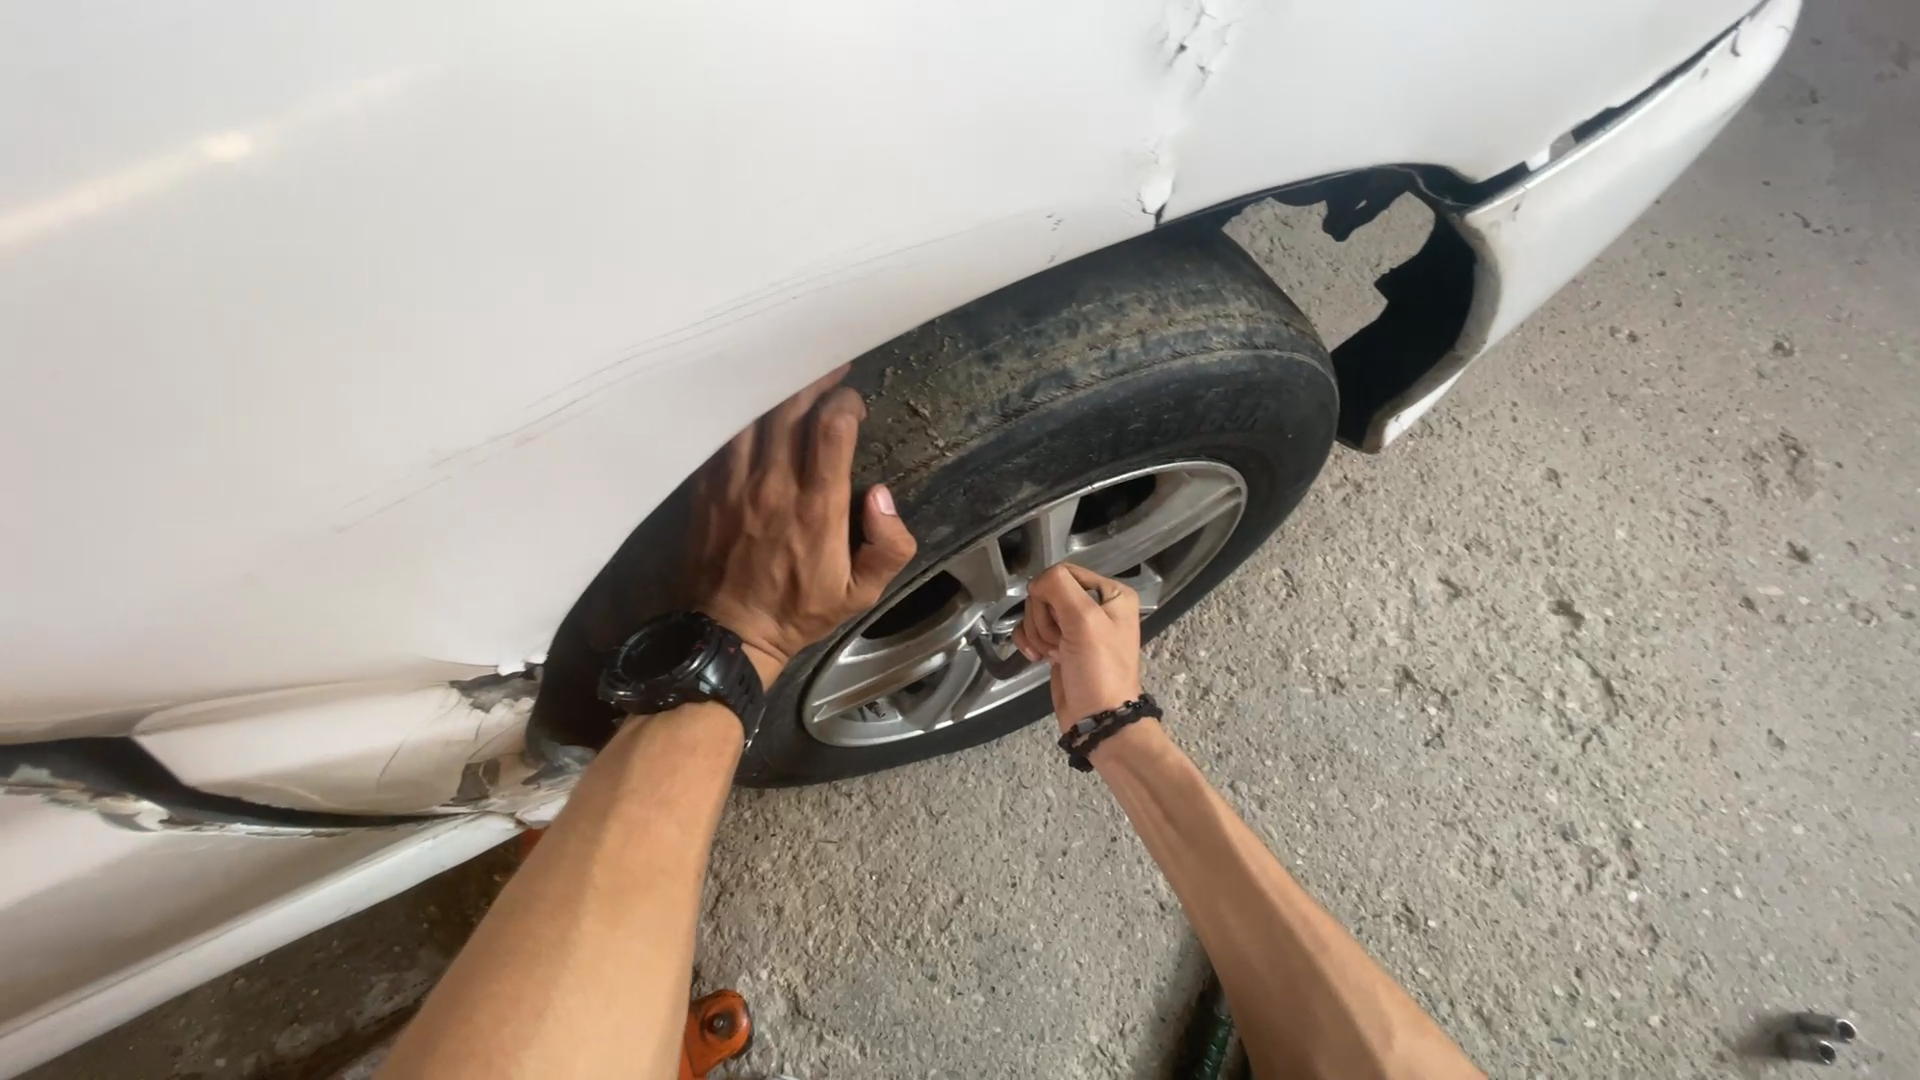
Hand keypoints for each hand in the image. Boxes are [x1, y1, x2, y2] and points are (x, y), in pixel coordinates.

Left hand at [688, 365, 916, 683]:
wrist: (729, 632)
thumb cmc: (799, 610)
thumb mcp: (861, 594)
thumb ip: (888, 546)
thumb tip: (884, 496)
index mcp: (817, 507)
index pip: (832, 429)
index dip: (846, 404)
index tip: (854, 406)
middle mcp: (774, 485)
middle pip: (792, 409)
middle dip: (815, 380)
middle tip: (830, 368)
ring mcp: (734, 484)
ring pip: (754, 415)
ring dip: (777, 389)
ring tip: (793, 374)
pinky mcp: (707, 488)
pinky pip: (722, 435)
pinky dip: (740, 412)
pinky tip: (751, 403)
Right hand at [1011, 563, 1142, 730]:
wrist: (1097, 719)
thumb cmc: (1100, 671)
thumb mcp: (1086, 621)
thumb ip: (1060, 588)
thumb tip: (1036, 582)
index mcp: (1111, 594)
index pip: (1064, 573)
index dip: (1051, 594)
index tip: (1058, 618)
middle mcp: (1094, 606)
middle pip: (1046, 593)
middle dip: (1044, 619)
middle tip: (1061, 642)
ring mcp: (1074, 626)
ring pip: (1035, 612)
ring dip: (1038, 634)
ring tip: (1056, 654)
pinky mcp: (1058, 643)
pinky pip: (1030, 630)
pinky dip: (1029, 642)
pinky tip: (1040, 658)